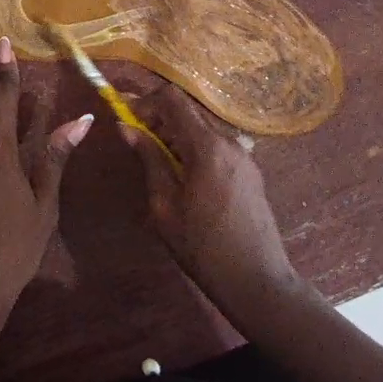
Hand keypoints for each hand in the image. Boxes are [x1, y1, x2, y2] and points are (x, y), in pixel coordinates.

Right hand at [120, 82, 297, 297]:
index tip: (125, 117)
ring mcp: (243, 155)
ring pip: (200, 127)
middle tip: (134, 137)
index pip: (172, 99)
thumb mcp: (165, 205)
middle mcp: (229, 142)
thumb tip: (126, 128)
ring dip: (174, 133)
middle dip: (157, 117)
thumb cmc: (203, 246)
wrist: (258, 282)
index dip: (144, 101)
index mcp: (207, 147)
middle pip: (187, 111)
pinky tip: (181, 173)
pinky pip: (215, 145)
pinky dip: (193, 147)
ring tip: (155, 157)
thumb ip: (149, 159)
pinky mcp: (249, 170)